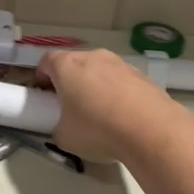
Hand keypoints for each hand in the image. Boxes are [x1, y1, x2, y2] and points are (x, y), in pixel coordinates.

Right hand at [36, 48, 178, 161]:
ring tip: (100, 113)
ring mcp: (121, 64)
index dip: (42, 77)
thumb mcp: (64, 137)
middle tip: (70, 105)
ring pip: (100, 70)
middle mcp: (94, 57)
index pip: (46, 61)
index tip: (44, 95)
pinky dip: (118, 93)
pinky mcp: (143, 75)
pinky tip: (123, 116)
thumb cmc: (98, 129)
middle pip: (74, 63)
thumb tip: (64, 126)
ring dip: (95, 85)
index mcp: (67, 65)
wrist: (152, 130)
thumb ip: (58, 126)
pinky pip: (122, 81)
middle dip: (69, 80)